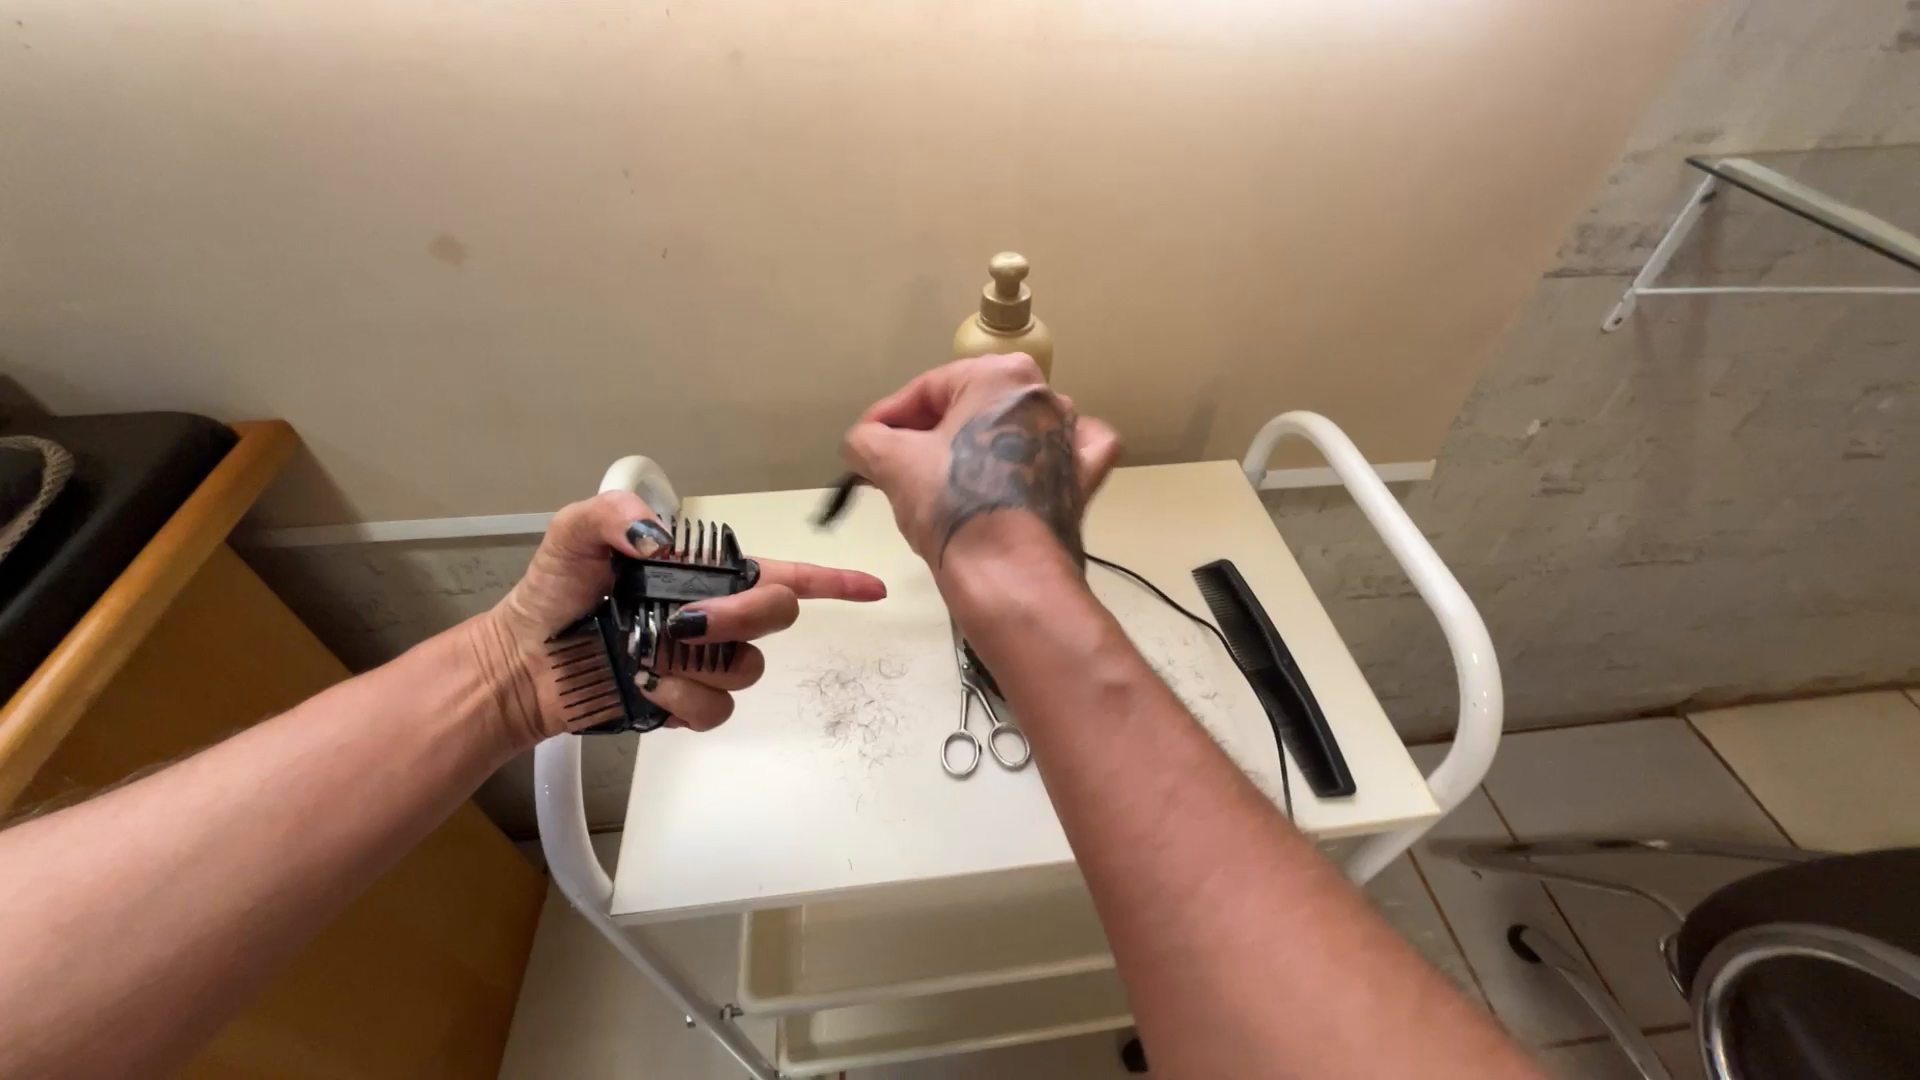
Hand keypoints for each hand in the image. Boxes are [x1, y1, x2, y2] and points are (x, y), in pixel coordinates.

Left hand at [480, 490, 885, 747]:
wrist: (525, 659)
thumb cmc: (556, 592)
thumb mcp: (578, 532)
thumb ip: (617, 515)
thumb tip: (661, 541)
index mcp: (711, 577)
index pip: (787, 575)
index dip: (835, 581)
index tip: (872, 588)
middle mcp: (721, 619)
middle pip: (779, 616)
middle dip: (743, 615)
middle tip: (686, 619)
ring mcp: (708, 663)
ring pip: (749, 666)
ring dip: (700, 659)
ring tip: (649, 654)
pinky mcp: (689, 702)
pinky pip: (717, 708)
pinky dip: (683, 697)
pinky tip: (649, 685)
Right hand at [841, 354, 1119, 568]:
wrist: (1009, 578)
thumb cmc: (953, 505)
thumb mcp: (890, 461)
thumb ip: (865, 439)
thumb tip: (861, 443)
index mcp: (1002, 375)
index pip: (927, 389)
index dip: (887, 417)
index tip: (864, 444)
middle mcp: (1045, 397)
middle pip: (969, 409)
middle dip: (928, 435)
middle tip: (892, 466)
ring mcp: (1070, 439)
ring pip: (1011, 431)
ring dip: (974, 448)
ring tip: (936, 483)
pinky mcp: (1082, 481)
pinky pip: (1060, 458)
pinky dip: (1037, 461)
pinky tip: (1020, 472)